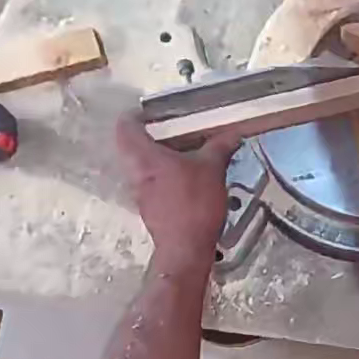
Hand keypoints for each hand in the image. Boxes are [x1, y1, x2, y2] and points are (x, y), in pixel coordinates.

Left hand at [115, 115, 239, 272]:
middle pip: (133, 145)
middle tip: (175, 131)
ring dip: (161, 158)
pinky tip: (190, 179)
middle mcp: (135, 171)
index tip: (154, 111)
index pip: (126, 125)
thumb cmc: (194, 202)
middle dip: (152, 136)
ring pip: (144, 165)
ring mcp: (141, 192)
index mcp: (143, 156)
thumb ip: (220, 148)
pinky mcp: (151, 207)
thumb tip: (232, 133)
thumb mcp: (212, 169)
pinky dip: (168, 176)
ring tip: (188, 154)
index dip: (136, 114)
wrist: (186, 247)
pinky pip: (154, 183)